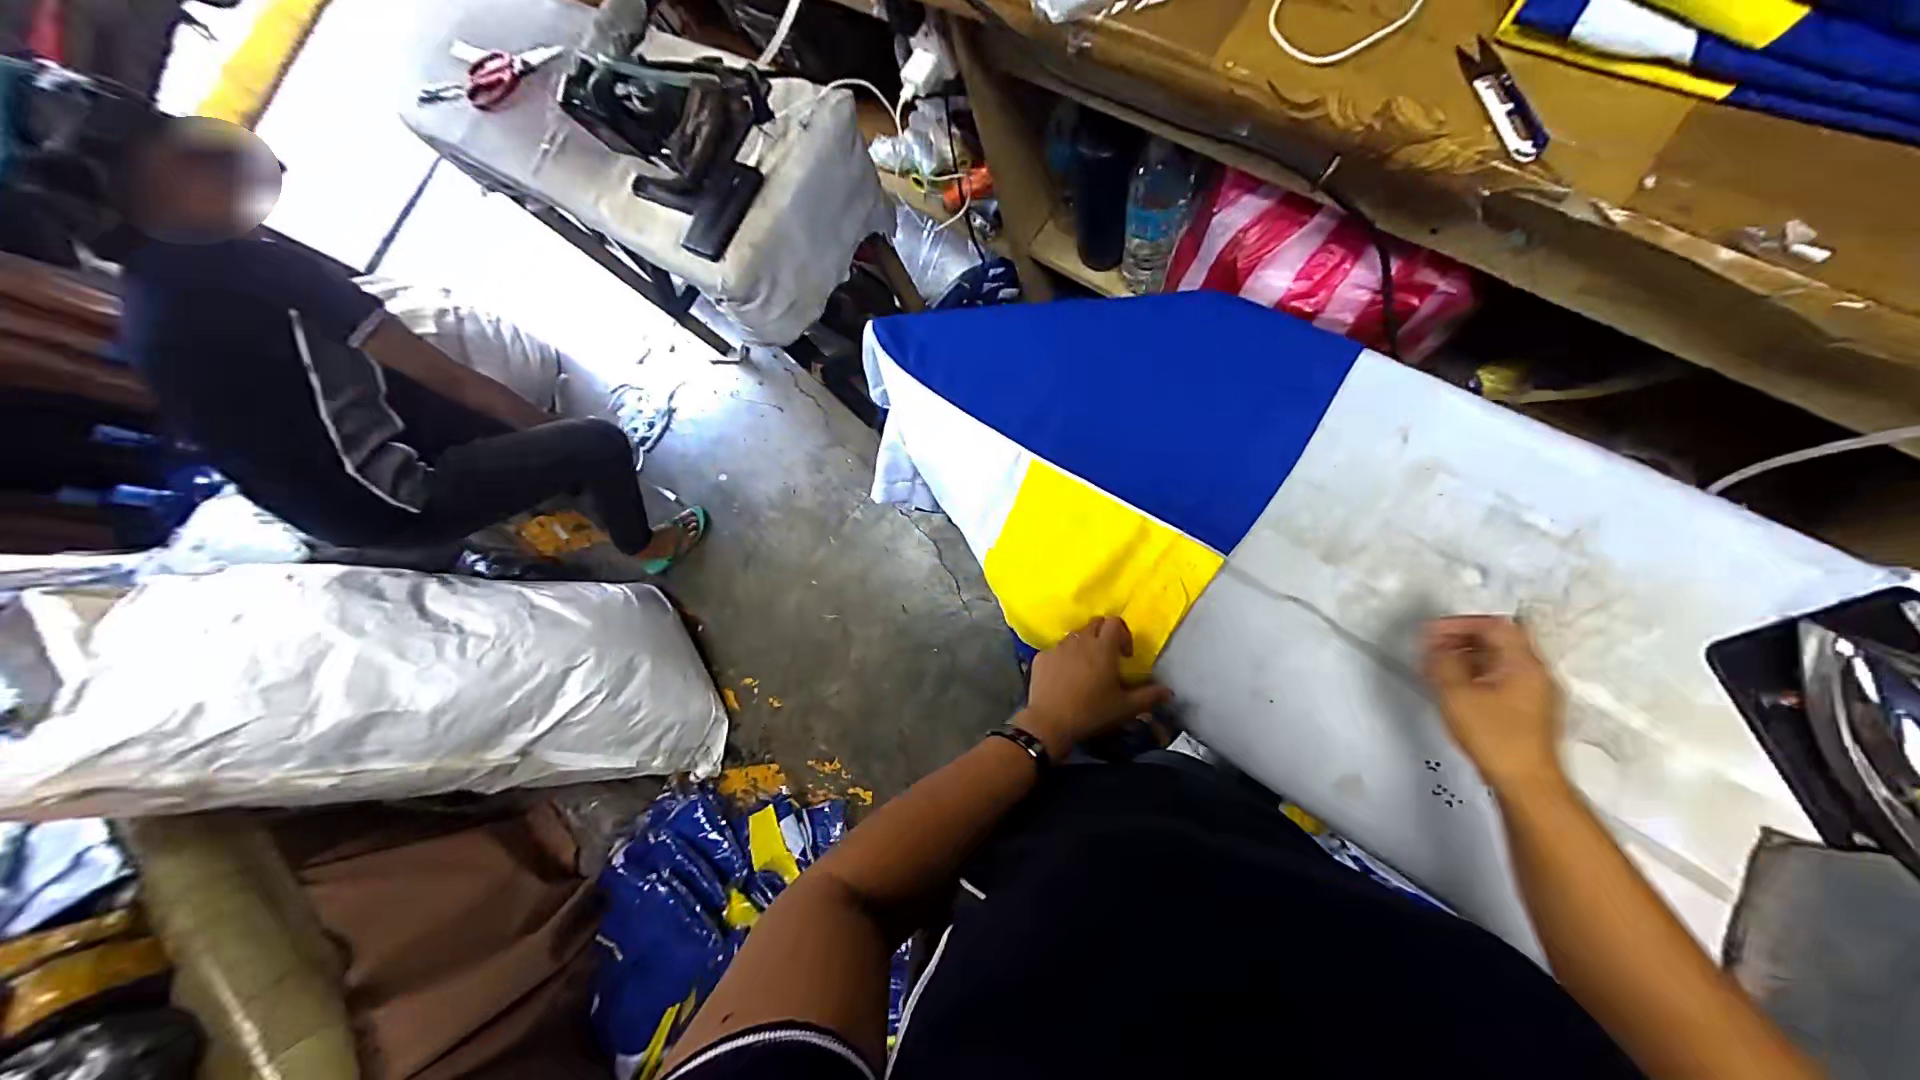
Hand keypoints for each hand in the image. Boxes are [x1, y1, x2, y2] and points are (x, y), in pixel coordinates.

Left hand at [1018, 617, 1172, 759]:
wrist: (1050, 722)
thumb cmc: (1092, 712)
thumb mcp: (1126, 708)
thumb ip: (1149, 696)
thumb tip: (1168, 692)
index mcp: (1103, 647)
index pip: (1115, 622)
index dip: (1123, 634)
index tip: (1125, 655)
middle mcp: (1080, 640)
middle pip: (1095, 624)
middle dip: (1104, 635)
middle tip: (1108, 658)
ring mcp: (1058, 647)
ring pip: (1074, 636)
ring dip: (1084, 645)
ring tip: (1086, 669)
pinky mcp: (1041, 657)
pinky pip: (1056, 650)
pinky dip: (1064, 657)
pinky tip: (1064, 678)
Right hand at [1423, 615, 1564, 794]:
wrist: (1526, 782)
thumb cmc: (1493, 736)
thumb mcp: (1457, 694)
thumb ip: (1444, 663)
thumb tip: (1436, 645)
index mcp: (1524, 664)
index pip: (1495, 625)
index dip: (1460, 623)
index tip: (1431, 632)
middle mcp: (1535, 673)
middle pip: (1498, 640)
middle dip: (1460, 638)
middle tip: (1429, 647)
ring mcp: (1534, 692)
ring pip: (1497, 659)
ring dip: (1464, 656)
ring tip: (1434, 665)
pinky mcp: (1527, 708)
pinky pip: (1499, 677)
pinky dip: (1474, 672)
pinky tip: (1452, 685)